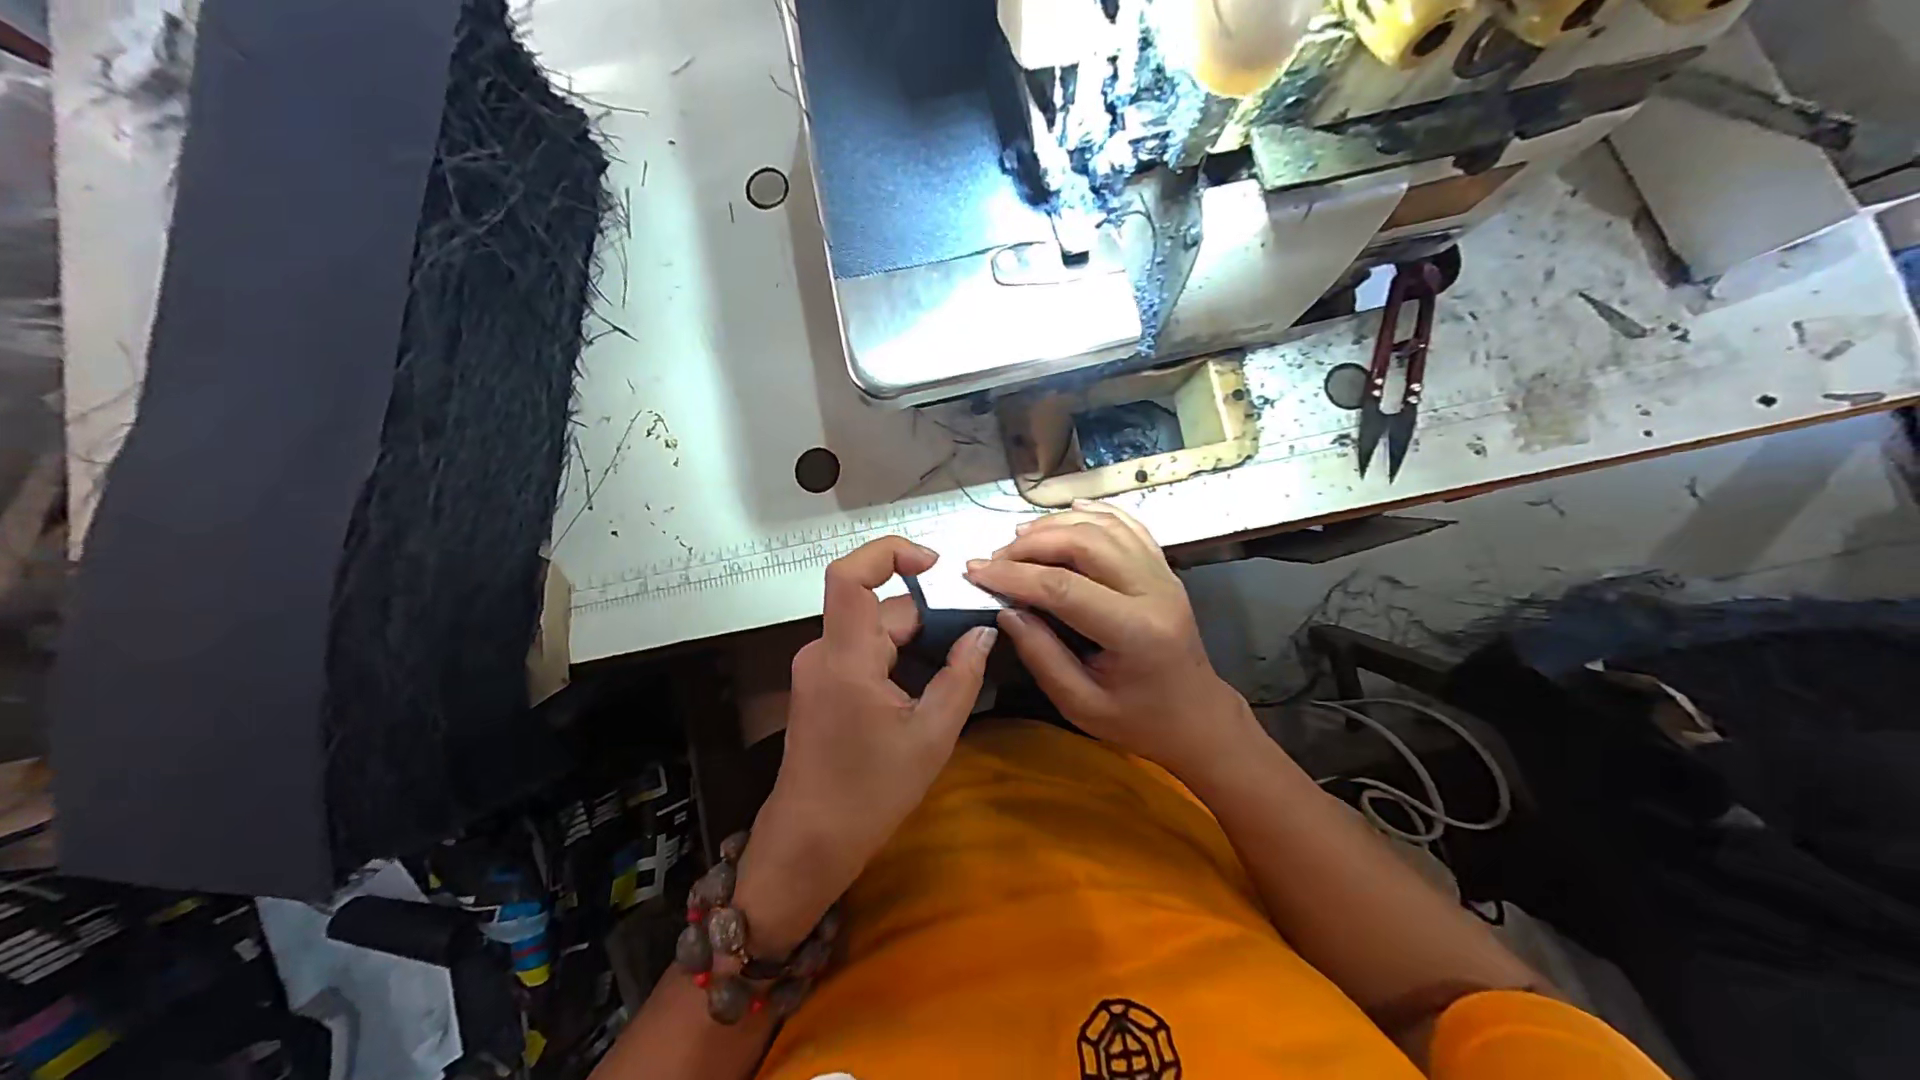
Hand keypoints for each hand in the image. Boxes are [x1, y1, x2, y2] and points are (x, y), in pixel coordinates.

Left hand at [734, 537, 994, 956]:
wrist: (808, 844)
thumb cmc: (869, 795)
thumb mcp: (930, 737)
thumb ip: (961, 677)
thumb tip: (983, 634)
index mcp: (845, 658)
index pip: (849, 576)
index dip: (888, 552)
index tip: (934, 562)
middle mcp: (823, 652)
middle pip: (879, 609)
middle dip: (928, 617)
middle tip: (973, 640)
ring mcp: (817, 669)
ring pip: (874, 632)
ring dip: (915, 641)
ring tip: (956, 668)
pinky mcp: (820, 686)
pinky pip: (863, 652)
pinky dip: (897, 657)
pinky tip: (926, 686)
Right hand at [963, 500, 1258, 779]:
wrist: (1195, 715)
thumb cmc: (1139, 720)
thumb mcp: (1082, 705)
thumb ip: (1042, 656)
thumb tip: (1006, 611)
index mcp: (1137, 632)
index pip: (1064, 588)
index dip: (1014, 576)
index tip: (975, 572)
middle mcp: (1155, 591)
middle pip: (1085, 543)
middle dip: (1031, 544)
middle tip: (995, 559)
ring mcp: (1163, 574)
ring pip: (1104, 526)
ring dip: (1056, 524)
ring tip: (1018, 538)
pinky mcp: (1163, 568)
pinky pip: (1128, 525)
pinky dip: (1094, 512)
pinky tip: (1068, 511)